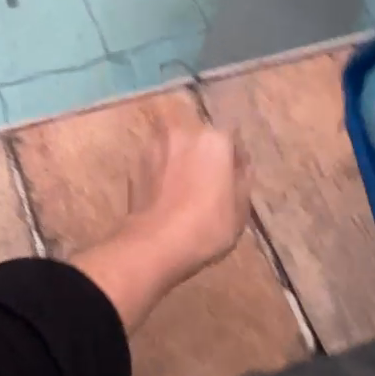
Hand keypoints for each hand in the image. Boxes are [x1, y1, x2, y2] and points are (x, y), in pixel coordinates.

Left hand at [72, 121, 253, 332]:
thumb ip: (240, 177)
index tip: (233, 182)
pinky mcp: (135, 162)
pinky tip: (166, 199)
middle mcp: (180, 131)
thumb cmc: (206, 228)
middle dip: (203, 157)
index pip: (229, 141)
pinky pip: (157, 163)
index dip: (233, 162)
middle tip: (208, 189)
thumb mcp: (240, 209)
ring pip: (175, 148)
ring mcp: (154, 144)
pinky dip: (162, 174)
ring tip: (184, 197)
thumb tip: (237, 162)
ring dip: (180, 163)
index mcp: (212, 139)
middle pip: (199, 139)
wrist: (154, 244)